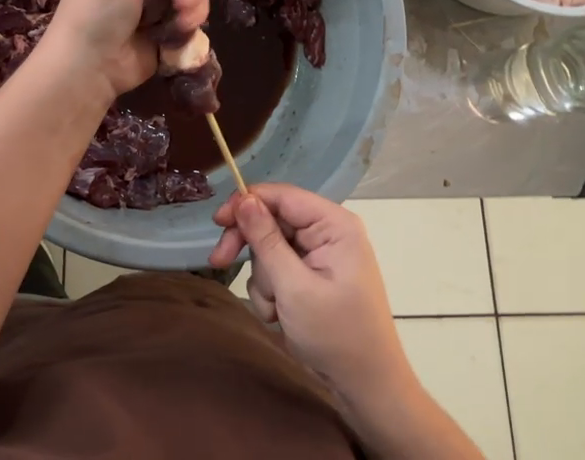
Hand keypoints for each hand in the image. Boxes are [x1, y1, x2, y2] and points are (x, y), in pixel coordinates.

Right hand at [210, 184, 407, 396]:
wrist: (366, 387)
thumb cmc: (336, 334)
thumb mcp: (294, 287)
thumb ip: (266, 239)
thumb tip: (243, 199)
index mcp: (334, 224)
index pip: (281, 196)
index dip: (246, 203)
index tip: (218, 223)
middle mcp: (328, 232)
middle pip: (272, 220)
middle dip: (250, 247)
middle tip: (219, 261)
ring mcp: (320, 256)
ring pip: (270, 248)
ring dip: (264, 279)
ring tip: (275, 309)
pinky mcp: (312, 277)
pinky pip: (278, 270)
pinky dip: (272, 292)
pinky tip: (280, 315)